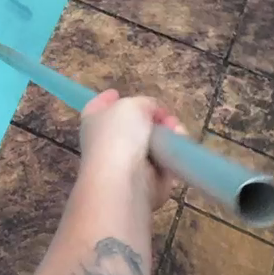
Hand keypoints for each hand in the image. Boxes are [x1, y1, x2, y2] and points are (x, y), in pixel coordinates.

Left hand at [78, 90, 184, 211]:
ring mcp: (125, 164)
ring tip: (176, 130)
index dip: (106, 99)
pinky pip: (165, 164)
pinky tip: (180, 146)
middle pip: (131, 126)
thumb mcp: (132, 105)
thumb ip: (144, 103)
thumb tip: (152, 113)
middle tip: (166, 117)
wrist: (123, 181)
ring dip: (168, 135)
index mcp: (94, 122)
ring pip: (152, 144)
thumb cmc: (118, 136)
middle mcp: (107, 143)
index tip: (116, 92)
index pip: (97, 107)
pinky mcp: (146, 182)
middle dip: (153, 118)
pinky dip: (174, 155)